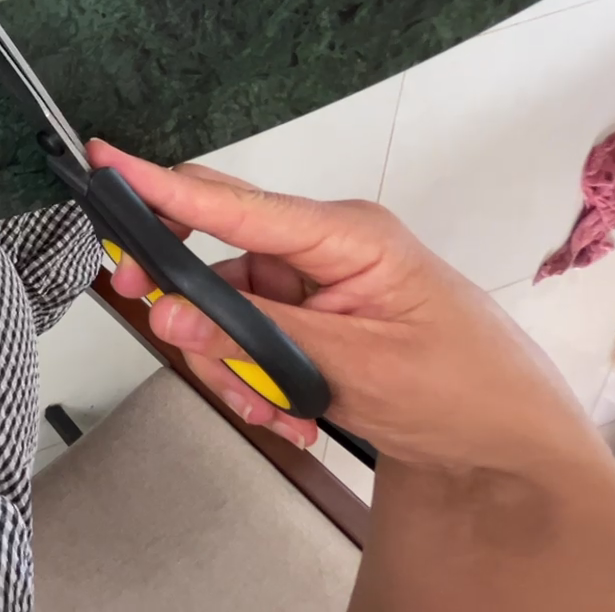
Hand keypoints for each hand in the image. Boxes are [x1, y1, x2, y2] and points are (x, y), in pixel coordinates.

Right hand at [89, 140, 605, 472]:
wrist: (511, 455)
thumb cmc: (467, 396)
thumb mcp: (355, 368)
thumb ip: (252, 336)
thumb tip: (163, 312)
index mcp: (343, 235)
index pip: (231, 202)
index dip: (159, 182)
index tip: (103, 158)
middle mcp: (312, 243)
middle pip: (208, 239)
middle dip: (177, 283)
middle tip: (150, 309)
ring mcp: (298, 277)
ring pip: (213, 298)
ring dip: (223, 357)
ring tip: (265, 409)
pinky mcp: (290, 308)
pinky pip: (233, 327)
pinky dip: (241, 371)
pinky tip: (278, 410)